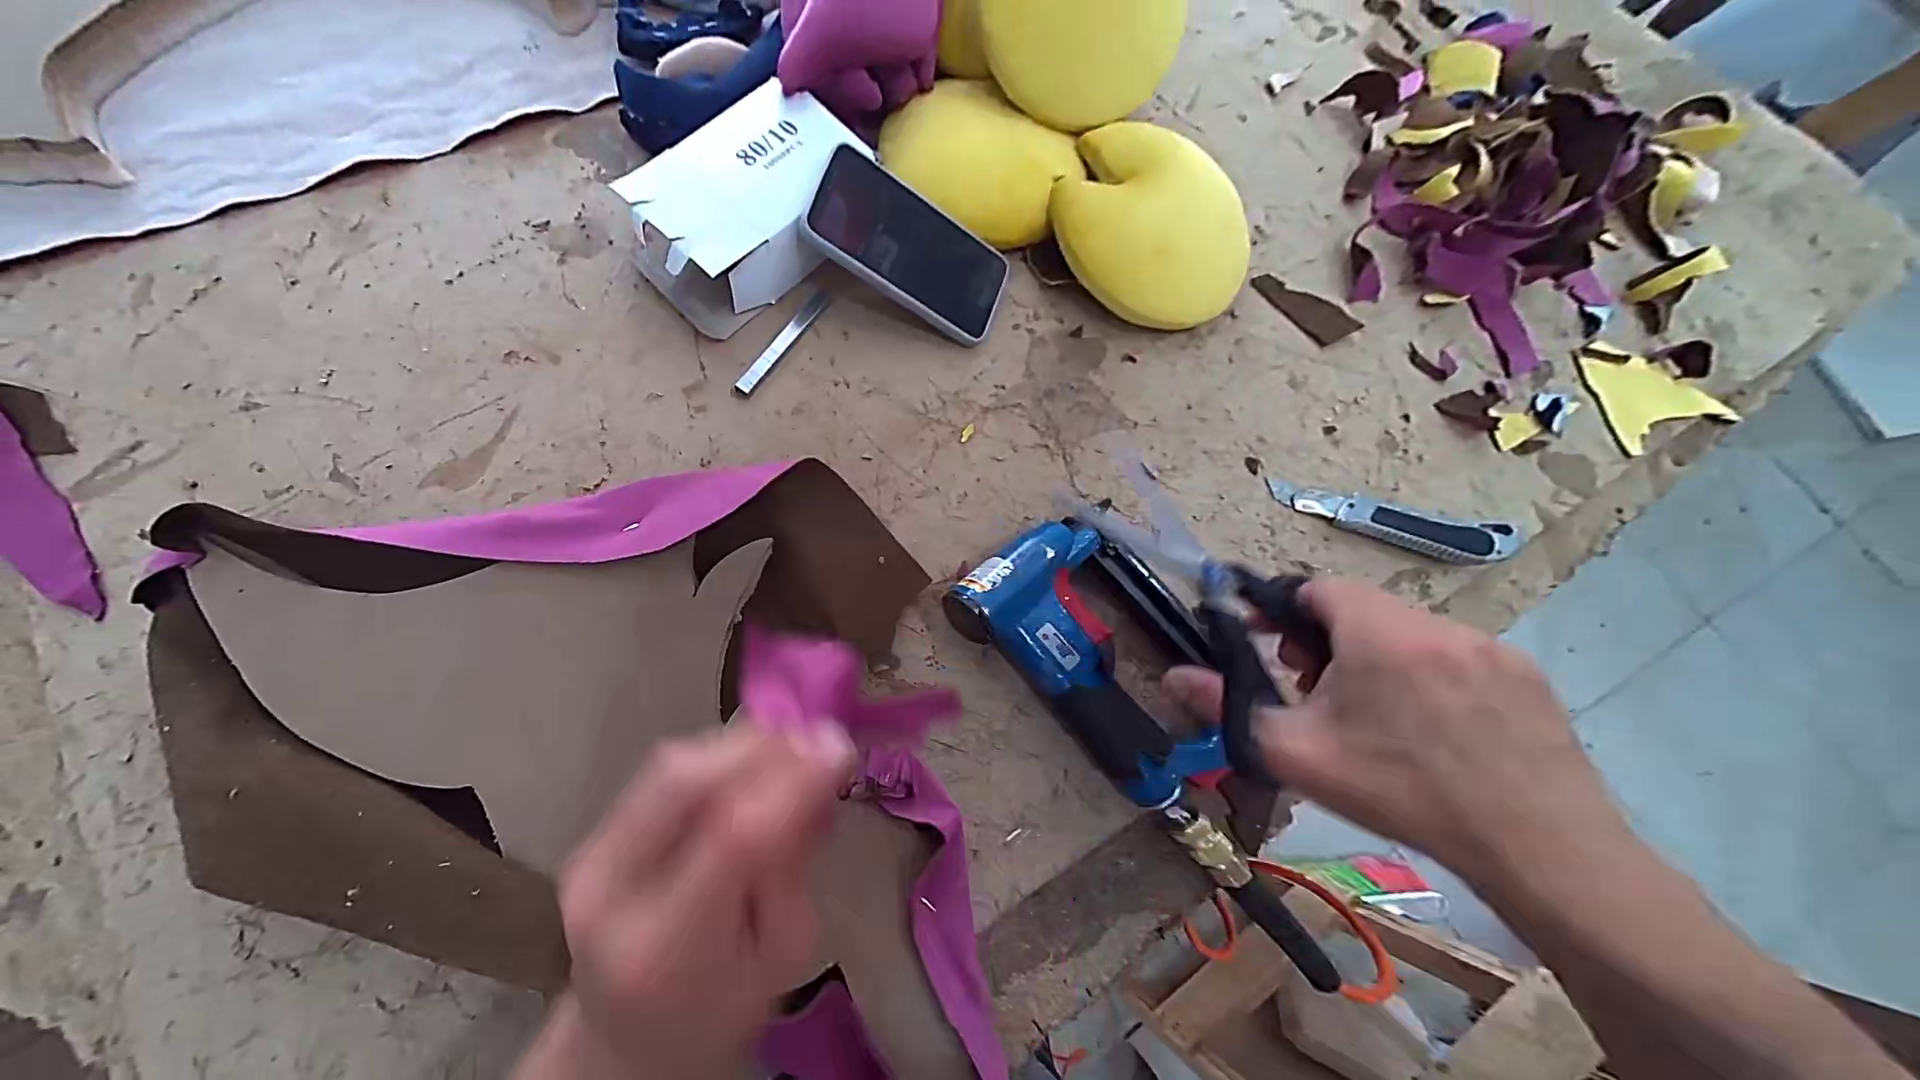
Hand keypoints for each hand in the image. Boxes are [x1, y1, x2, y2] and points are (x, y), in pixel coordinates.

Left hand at [516, 724, 855, 1079]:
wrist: (624, 1043)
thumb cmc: (721, 1012)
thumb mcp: (783, 953)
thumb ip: (794, 863)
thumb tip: (821, 772)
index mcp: (666, 949)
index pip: (732, 839)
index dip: (791, 781)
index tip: (840, 748)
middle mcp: (611, 895)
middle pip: (683, 782)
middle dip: (760, 747)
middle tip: (818, 736)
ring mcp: (590, 861)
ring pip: (670, 765)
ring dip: (741, 746)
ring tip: (793, 749)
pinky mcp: (591, 840)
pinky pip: (663, 773)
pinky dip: (719, 756)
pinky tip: (754, 764)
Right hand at [1164, 578, 1625, 882]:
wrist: (1538, 848)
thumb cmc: (1401, 791)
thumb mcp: (1299, 753)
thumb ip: (1227, 707)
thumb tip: (1174, 676)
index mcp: (1377, 632)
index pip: (1315, 587)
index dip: (1281, 609)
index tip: (1269, 642)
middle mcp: (1434, 624)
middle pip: (1359, 609)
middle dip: (1324, 638)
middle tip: (1314, 688)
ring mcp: (1489, 646)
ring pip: (1406, 632)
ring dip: (1373, 655)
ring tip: (1371, 713)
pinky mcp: (1526, 674)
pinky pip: (1454, 654)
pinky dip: (1425, 673)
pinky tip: (1429, 727)